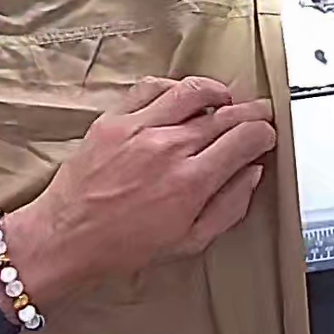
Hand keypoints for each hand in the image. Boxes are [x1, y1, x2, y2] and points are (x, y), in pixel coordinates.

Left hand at [1, 76, 275, 303]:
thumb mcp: (190, 242)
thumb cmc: (125, 246)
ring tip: (224, 100)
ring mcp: (139, 128)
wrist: (67, 237)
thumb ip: (229, 206)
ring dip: (217, 92)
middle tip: (257, 114)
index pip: (245, 138)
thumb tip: (251, 174)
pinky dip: (174, 87)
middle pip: (226, 113)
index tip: (265, 136)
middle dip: (251, 111)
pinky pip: (152, 87)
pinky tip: (180, 98)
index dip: (264, 133)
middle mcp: (169, 147)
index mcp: (193, 181)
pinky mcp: (114, 119)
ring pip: (193, 91)